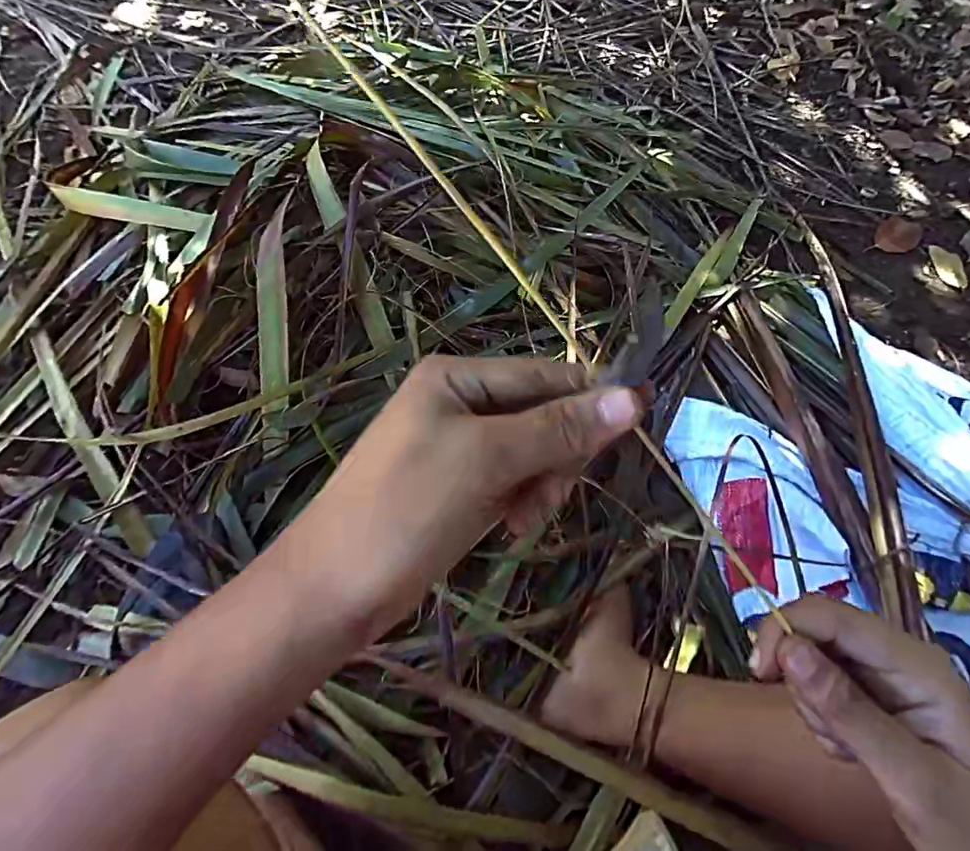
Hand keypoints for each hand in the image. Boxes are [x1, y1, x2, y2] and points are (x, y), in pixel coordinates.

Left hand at [286, 356, 641, 638]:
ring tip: (527, 517)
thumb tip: (634, 397)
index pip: (547, 376)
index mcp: (458, 376)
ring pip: (536, 451)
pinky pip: (516, 479)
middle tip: (553, 493)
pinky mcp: (463, 483)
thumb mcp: (487, 460)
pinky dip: (524, 499)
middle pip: (545, 413)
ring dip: (544, 482)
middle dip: (559, 452)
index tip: (637, 425)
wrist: (331, 593)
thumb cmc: (406, 509)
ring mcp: (461, 445)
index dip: (592, 399)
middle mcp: (461, 401)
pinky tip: (513, 526)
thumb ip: (560, 428)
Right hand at [752, 596, 969, 850]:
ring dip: (813, 704)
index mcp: (914, 662)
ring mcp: (889, 679)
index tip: (759, 673)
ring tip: (847, 752)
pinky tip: (851, 753)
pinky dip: (823, 720)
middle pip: (820, 632)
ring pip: (817, 662)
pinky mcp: (879, 703)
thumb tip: (789, 648)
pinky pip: (827, 691)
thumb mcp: (914, 781)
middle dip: (800, 672)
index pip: (833, 614)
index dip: (787, 627)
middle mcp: (898, 658)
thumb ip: (850, 713)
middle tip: (819, 730)